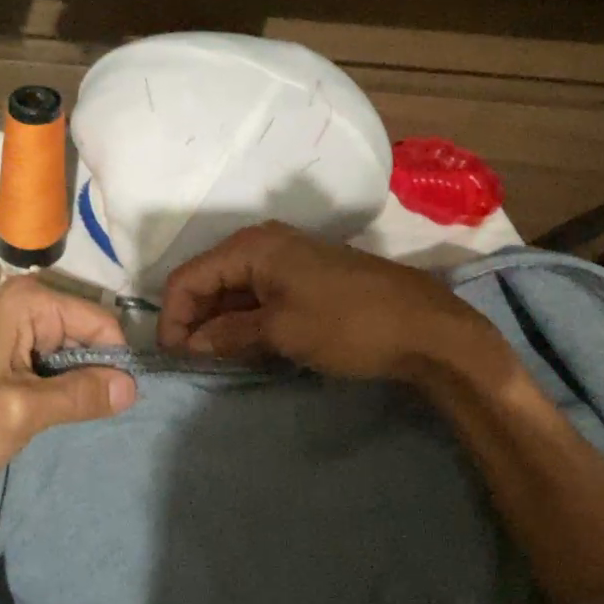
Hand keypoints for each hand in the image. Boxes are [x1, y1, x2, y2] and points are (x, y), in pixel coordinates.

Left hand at [0, 275, 136, 483]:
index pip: (98, 320)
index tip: (121, 399)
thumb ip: (80, 394)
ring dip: (83, 378)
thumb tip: (133, 387)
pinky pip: (59, 357)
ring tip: (78, 411)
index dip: (115, 359)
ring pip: (77, 346)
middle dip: (99, 367)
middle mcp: (26, 300)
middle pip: (88, 330)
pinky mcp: (16, 347)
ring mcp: (20, 323)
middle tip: (97, 410)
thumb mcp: (27, 410)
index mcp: (27, 300)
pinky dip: (67, 382)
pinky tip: (62, 406)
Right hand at [158, 221, 500, 382]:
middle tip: (191, 361)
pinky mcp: (306, 276)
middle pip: (208, 278)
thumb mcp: (282, 332)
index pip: (188, 277)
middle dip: (194, 318)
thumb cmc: (348, 325)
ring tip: (214, 359)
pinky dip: (245, 318)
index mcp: (250, 246)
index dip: (173, 316)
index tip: (173, 357)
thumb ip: (229, 334)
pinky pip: (258, 292)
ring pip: (233, 287)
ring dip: (219, 321)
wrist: (430, 329)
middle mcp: (263, 242)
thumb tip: (191, 344)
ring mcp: (287, 257)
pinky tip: (245, 346)